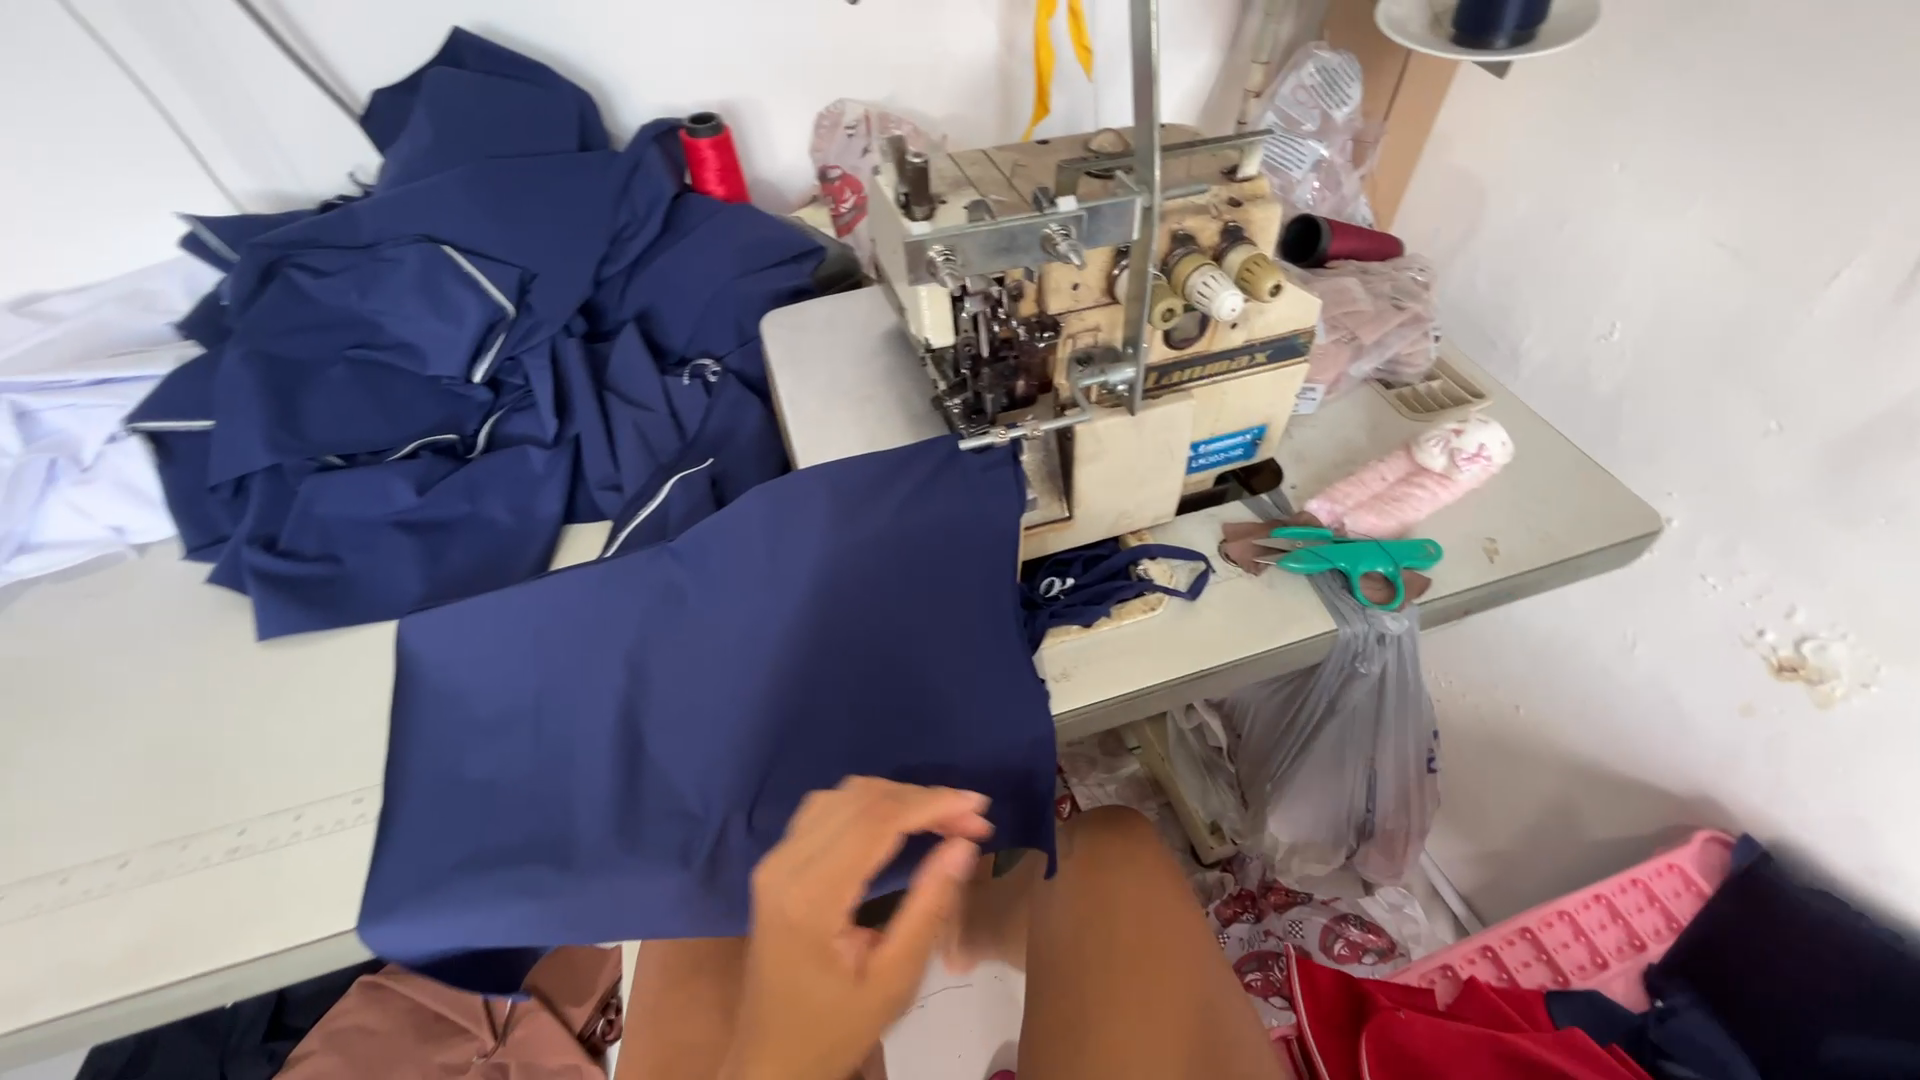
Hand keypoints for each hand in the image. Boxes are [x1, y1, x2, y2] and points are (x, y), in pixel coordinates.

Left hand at [720, 778, 992, 1079]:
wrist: (771, 1058)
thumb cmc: (836, 1028)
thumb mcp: (894, 981)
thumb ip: (929, 907)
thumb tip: (963, 844)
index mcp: (812, 896)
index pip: (877, 819)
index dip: (932, 803)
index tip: (979, 809)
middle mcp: (786, 864)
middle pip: (861, 798)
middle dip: (922, 798)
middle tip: (970, 820)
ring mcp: (775, 859)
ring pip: (842, 795)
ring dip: (896, 797)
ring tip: (942, 819)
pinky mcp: (775, 862)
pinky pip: (825, 809)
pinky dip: (868, 804)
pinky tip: (898, 822)